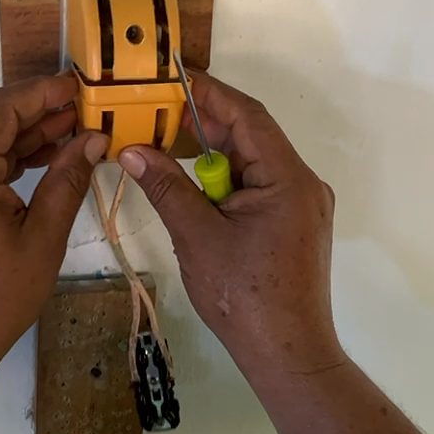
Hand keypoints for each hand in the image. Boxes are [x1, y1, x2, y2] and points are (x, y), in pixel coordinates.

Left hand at [0, 74, 107, 376]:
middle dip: (42, 111)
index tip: (81, 87)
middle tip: (90, 108)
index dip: (43, 91)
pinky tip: (53, 159)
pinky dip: (17, 159)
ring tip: (80, 131)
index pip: (2, 108)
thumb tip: (94, 139)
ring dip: (32, 135)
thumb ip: (67, 180)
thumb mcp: (43, 237)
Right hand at [120, 72, 341, 377]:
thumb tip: (132, 149)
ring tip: (162, 146)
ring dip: (207, 154)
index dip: (208, 93)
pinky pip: (253, 185)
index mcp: (287, 178)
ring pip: (249, 162)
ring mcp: (298, 205)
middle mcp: (301, 183)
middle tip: (154, 113)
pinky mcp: (289, 224)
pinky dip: (219, 179)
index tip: (170, 78)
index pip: (247, 116)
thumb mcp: (197, 236)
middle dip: (201, 123)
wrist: (287, 355)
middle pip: (249, 136)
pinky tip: (187, 184)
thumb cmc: (244, 296)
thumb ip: (166, 187)